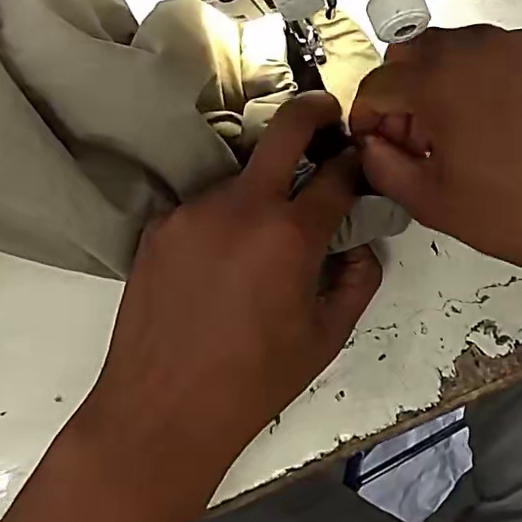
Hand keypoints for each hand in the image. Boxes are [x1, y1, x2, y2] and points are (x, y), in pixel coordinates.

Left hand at [90, 92, 383, 467]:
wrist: (161, 411)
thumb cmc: (256, 378)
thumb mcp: (328, 334)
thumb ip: (359, 279)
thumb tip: (359, 245)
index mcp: (291, 235)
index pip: (337, 173)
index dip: (356, 161)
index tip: (361, 158)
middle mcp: (241, 208)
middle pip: (285, 129)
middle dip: (314, 109)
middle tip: (328, 112)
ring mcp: (193, 211)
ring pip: (242, 177)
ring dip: (263, 191)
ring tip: (260, 242)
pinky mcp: (160, 226)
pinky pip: (206, 207)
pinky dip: (225, 219)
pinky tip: (221, 263)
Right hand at [348, 25, 521, 289]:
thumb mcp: (433, 200)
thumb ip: (383, 166)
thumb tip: (373, 146)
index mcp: (443, 80)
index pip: (379, 83)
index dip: (367, 115)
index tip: (372, 136)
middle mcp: (479, 50)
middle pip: (412, 55)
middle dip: (401, 94)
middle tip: (410, 140)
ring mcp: (517, 48)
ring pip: (452, 50)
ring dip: (436, 84)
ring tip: (452, 137)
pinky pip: (492, 56)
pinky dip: (476, 79)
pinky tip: (487, 125)